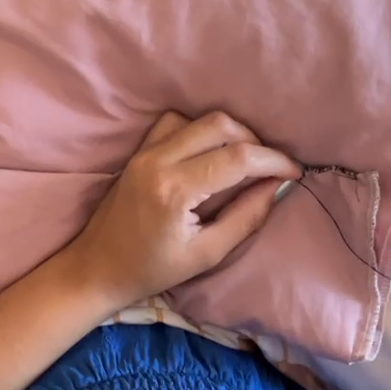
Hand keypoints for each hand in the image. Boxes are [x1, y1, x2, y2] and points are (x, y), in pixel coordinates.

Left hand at [50, 111, 300, 311]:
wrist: (97, 268)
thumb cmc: (151, 270)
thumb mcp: (207, 254)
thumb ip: (246, 217)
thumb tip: (277, 186)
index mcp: (174, 191)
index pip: (237, 158)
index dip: (274, 161)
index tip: (294, 173)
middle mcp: (157, 162)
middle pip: (219, 125)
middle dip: (254, 141)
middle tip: (268, 167)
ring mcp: (143, 153)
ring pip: (196, 119)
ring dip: (226, 132)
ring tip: (240, 160)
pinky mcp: (136, 152)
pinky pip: (172, 123)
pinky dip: (197, 130)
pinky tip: (206, 154)